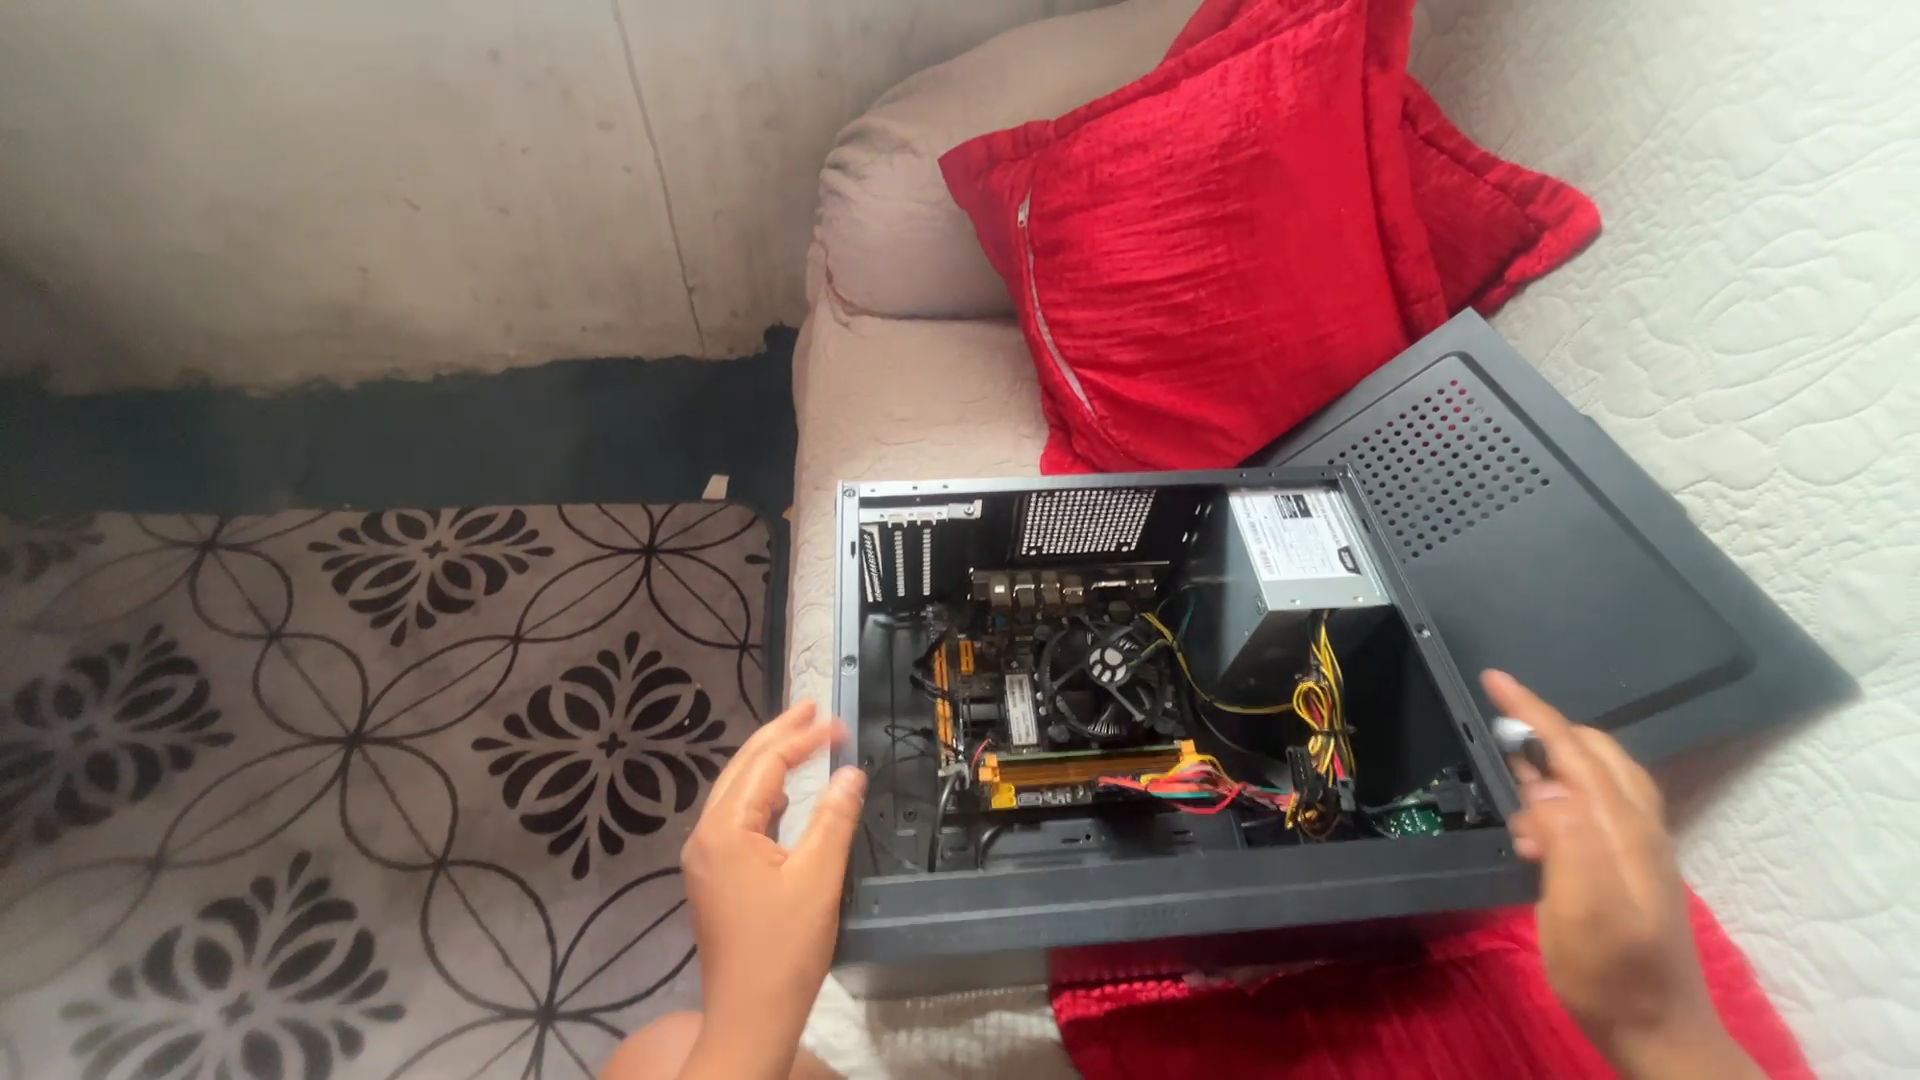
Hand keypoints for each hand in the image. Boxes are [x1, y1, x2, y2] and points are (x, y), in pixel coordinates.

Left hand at [678, 701, 865, 1079]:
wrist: (750, 1018)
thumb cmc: (784, 949)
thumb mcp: (818, 877)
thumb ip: (834, 817)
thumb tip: (850, 772)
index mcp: (725, 830)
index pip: (767, 765)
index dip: (805, 738)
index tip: (840, 722)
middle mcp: (706, 835)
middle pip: (744, 768)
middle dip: (780, 735)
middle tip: (813, 707)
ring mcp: (707, 856)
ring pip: (739, 790)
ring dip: (771, 760)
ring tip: (803, 735)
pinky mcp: (716, 874)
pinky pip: (740, 816)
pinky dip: (766, 792)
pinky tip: (785, 789)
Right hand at [1483, 671, 1759, 1079]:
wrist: (1654, 1030)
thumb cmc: (1608, 970)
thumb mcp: (1581, 908)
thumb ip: (1568, 839)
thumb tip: (1541, 783)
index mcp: (1621, 829)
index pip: (1573, 750)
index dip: (1532, 711)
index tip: (1492, 680)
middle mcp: (1635, 827)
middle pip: (1593, 752)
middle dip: (1543, 724)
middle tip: (1492, 718)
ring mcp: (1635, 846)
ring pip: (1597, 773)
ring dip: (1551, 752)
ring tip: (1506, 755)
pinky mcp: (1625, 863)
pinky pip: (1592, 800)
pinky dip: (1558, 784)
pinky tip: (1533, 807)